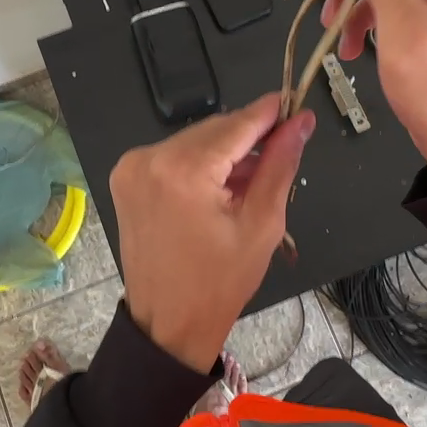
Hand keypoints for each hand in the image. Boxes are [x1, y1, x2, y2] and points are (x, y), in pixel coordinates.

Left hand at [110, 95, 314, 371]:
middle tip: (280, 155)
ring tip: (248, 184)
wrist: (167, 323)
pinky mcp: (126, 176)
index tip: (295, 103)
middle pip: (214, 129)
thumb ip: (280, 164)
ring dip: (224, 153)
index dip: (270, 113)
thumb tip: (300, 122)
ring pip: (194, 140)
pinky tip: (218, 189)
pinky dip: (199, 164)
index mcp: (183, 170)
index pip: (237, 124)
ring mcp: (132, 166)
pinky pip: (173, 155)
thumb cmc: (220, 281)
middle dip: (248, 139)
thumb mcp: (261, 223)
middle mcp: (150, 157)